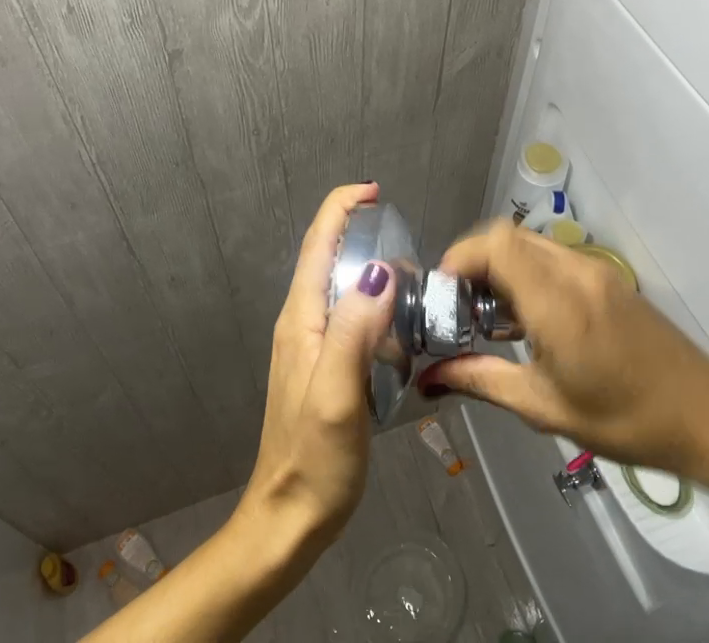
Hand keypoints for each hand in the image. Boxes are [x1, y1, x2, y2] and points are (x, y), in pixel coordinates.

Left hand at [237, 182, 395, 555]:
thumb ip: (354, 329)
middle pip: (328, 260)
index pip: (316, 244)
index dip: (341, 208)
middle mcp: (303, 324)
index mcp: (301, 320)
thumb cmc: (314, 458)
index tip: (375, 190)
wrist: (290, 517)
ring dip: (374, 272)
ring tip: (418, 280)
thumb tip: (381, 269)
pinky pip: (354, 322)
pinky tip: (405, 328)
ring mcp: (313, 348)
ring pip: (344, 291)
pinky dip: (379, 309)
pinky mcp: (327, 370)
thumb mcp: (336, 392)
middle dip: (363, 234)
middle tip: (410, 239)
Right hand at [416, 220, 708, 483]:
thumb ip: (480, 380)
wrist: (706, 415)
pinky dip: (527, 275)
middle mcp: (576, 273)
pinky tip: (526, 321)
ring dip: (500, 269)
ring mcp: (596, 271)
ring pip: (530, 246)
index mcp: (558, 303)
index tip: (441, 296)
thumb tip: (427, 378)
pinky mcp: (608, 279)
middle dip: (473, 264)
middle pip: (508, 237)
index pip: (496, 244)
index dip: (460, 257)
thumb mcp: (543, 406)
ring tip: (488, 319)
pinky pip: (553, 260)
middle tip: (457, 310)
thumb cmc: (623, 420)